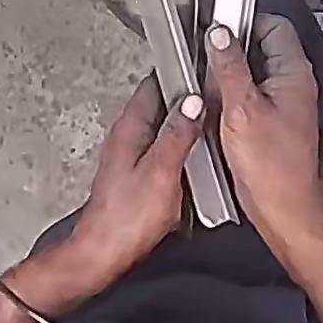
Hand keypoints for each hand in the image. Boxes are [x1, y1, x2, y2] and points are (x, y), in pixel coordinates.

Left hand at [61, 75, 204, 292]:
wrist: (104, 254)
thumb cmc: (127, 218)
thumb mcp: (161, 172)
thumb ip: (178, 134)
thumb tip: (194, 101)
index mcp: (131, 126)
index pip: (155, 82)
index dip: (180, 72)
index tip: (205, 68)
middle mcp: (128, 133)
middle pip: (161, 101)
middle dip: (187, 95)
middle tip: (218, 93)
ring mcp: (132, 152)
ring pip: (163, 123)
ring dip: (185, 120)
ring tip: (214, 119)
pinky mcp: (138, 170)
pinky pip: (163, 145)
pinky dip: (181, 142)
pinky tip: (198, 152)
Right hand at [204, 15, 322, 253]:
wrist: (282, 208)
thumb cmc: (271, 166)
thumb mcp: (241, 108)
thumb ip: (230, 67)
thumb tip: (220, 35)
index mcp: (294, 74)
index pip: (274, 26)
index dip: (246, 21)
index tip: (219, 25)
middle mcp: (292, 84)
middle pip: (263, 46)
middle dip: (233, 46)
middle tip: (207, 50)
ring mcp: (282, 102)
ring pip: (254, 69)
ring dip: (230, 70)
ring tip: (207, 76)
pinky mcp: (270, 120)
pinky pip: (249, 92)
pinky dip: (231, 91)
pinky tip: (214, 101)